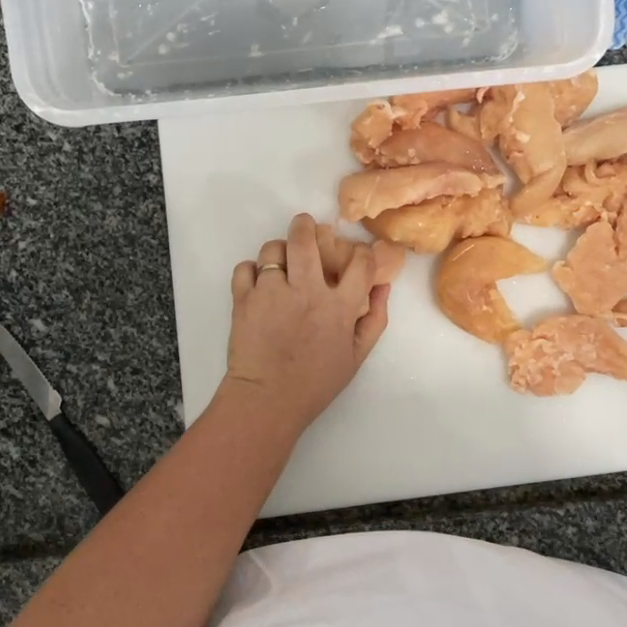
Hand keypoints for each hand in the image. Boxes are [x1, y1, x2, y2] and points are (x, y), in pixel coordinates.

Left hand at [220, 214, 390, 433]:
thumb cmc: (316, 382)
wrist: (267, 400)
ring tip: (280, 264)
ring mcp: (271, 292)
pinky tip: (257, 283)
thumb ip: (374, 319)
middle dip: (305, 226)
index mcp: (338, 306)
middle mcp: (306, 291)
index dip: (362, 252)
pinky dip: (251, 271)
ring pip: (272, 249)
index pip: (360, 262)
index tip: (356, 255)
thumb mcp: (356, 356)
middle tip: (305, 228)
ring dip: (278, 252)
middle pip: (305, 238)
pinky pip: (244, 268)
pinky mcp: (243, 298)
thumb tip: (383, 285)